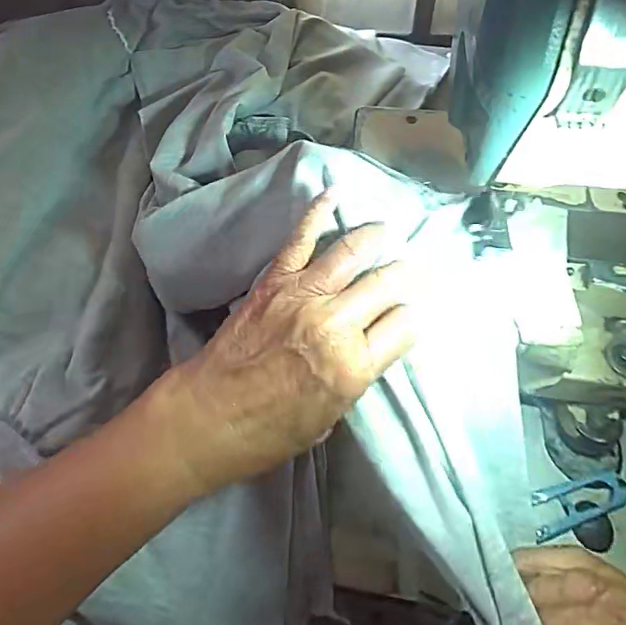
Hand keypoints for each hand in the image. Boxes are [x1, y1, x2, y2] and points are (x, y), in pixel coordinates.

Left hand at [146, 192, 419, 496]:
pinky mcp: (275, 280)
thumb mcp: (331, 416)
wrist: (210, 414)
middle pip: (386, 285)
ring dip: (375, 236)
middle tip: (414, 268)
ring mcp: (303, 295)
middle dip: (406, 274)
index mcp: (354, 366)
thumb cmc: (271, 430)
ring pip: (351, 252)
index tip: (409, 313)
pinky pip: (301, 238)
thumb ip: (357, 375)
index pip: (404, 326)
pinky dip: (318, 212)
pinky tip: (334, 194)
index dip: (411, 317)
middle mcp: (335, 324)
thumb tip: (371, 344)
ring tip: (388, 230)